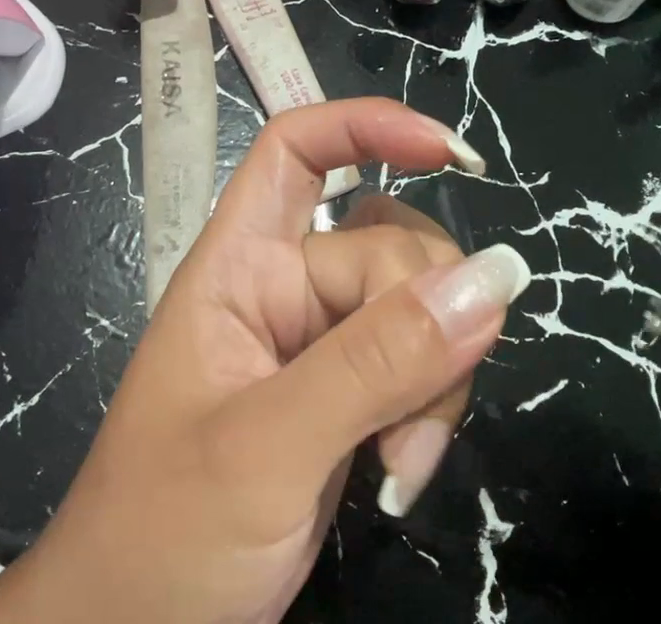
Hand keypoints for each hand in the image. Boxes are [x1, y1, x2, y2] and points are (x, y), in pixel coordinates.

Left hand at [0, 98, 529, 623]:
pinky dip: (428, 414)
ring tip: (401, 462)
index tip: (454, 154)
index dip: (367, 127)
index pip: (295, 152)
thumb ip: (376, 362)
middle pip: (388, 243)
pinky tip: (401, 478)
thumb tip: (496, 276)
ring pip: (418, 308)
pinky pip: (416, 369)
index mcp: (236, 267)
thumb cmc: (164, 533)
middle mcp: (281, 291)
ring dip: (434, 379)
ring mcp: (318, 348)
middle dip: (424, 318)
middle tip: (407, 418)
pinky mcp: (346, 401)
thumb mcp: (269, 445)